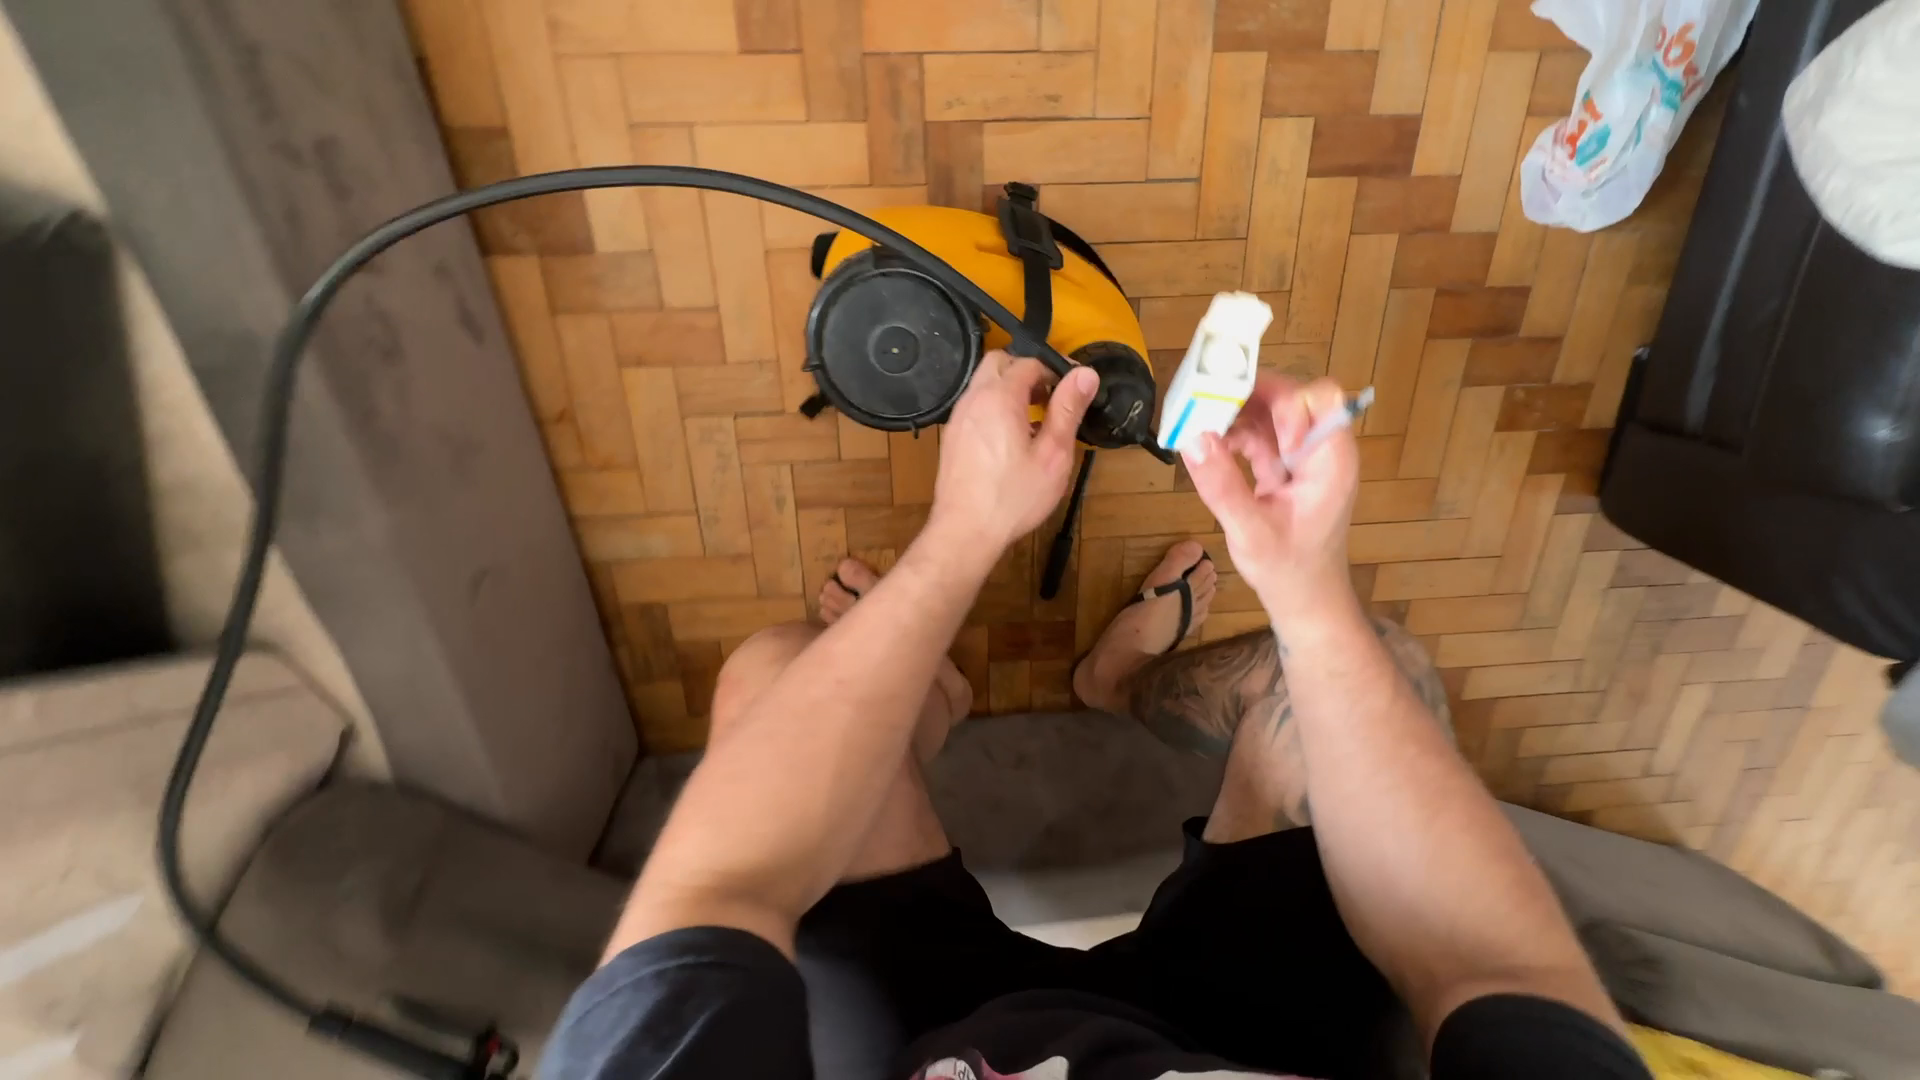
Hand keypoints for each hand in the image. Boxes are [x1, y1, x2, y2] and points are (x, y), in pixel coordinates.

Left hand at [928, 351, 1099, 551]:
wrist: (965, 531)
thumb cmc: (1012, 498)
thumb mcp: (1053, 454)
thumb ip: (1068, 410)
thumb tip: (1085, 375)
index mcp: (999, 398)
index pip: (1029, 362)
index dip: (1055, 370)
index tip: (1072, 389)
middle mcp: (973, 400)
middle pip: (999, 363)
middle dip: (1027, 372)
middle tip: (1050, 399)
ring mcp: (958, 419)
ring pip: (984, 385)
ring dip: (1009, 391)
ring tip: (1033, 422)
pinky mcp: (952, 438)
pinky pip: (974, 408)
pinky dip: (993, 409)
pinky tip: (1010, 441)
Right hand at [1181, 375, 1359, 621]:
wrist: (1304, 598)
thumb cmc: (1287, 570)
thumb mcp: (1250, 531)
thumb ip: (1222, 486)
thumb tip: (1192, 438)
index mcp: (1329, 460)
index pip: (1318, 400)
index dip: (1279, 399)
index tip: (1237, 411)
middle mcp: (1321, 449)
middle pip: (1290, 398)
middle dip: (1248, 395)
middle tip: (1205, 403)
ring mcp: (1302, 457)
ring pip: (1271, 412)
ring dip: (1235, 412)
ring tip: (1199, 422)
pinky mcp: (1284, 466)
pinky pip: (1260, 434)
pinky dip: (1233, 433)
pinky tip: (1208, 444)